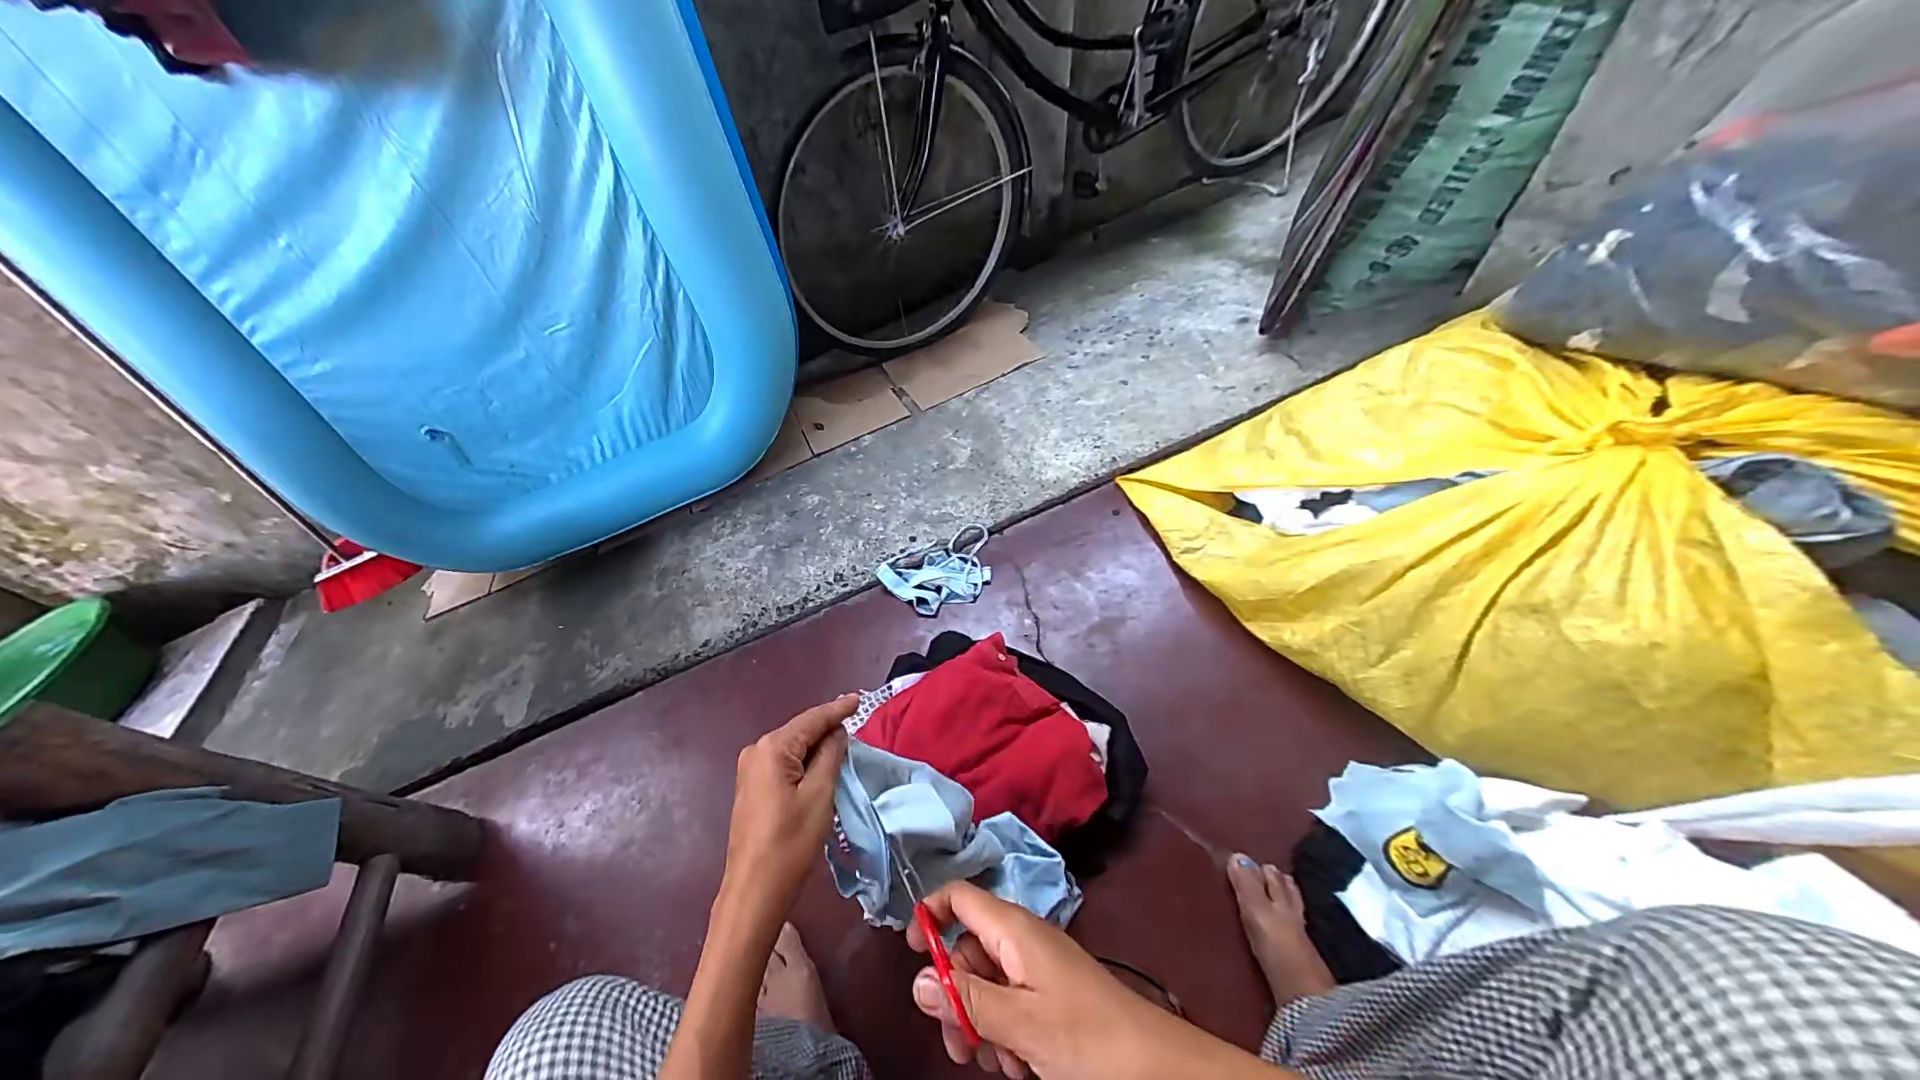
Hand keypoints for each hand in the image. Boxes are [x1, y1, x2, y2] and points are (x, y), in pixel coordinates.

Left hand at [715, 695, 853, 929]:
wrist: (754, 890)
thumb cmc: (791, 841)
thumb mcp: (820, 794)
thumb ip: (831, 755)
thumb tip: (837, 733)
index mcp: (772, 748)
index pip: (812, 719)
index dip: (838, 709)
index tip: (859, 698)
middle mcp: (756, 751)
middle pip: (801, 732)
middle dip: (828, 728)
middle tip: (857, 722)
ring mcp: (750, 771)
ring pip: (793, 748)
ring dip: (818, 747)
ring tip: (845, 743)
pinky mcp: (751, 789)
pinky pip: (784, 764)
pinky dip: (805, 762)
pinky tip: (822, 765)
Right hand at [906, 882, 1286, 1079]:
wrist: (1152, 1064)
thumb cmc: (1085, 1034)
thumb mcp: (1020, 1022)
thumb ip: (967, 999)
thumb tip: (917, 979)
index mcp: (1013, 929)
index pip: (960, 896)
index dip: (930, 914)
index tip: (911, 953)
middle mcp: (1021, 941)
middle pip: (967, 951)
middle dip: (956, 997)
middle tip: (961, 1046)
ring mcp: (1036, 968)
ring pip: (985, 985)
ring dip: (981, 1026)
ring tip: (999, 1064)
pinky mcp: (1048, 995)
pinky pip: (1009, 1005)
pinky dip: (1005, 1035)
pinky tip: (1021, 1066)